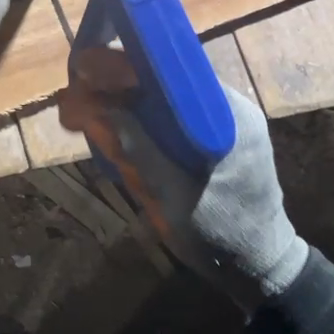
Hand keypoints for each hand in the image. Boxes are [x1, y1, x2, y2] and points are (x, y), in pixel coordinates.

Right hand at [58, 46, 308, 310]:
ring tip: (80, 116)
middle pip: (157, 78)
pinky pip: (161, 116)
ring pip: (154, 96)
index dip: (123, 64)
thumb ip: (138, 148)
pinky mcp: (204, 137)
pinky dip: (132, 122)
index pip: (168, 67)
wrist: (260, 269)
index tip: (83, 68)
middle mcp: (222, 106)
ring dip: (118, 105)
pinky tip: (110, 134)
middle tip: (72, 101)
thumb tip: (94, 106)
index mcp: (226, 112)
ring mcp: (214, 121)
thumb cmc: (222, 234)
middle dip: (111, 85)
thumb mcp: (174, 195)